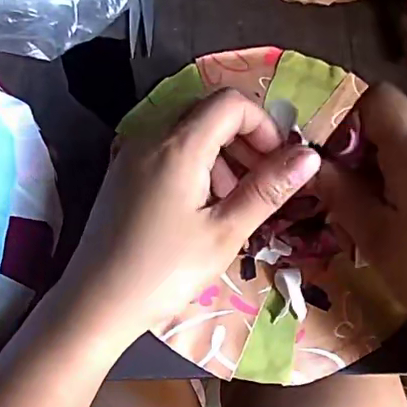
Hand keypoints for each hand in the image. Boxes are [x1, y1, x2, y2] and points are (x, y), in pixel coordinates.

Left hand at [57, 88, 320, 345]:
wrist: (96, 303)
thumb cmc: (166, 272)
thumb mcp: (225, 233)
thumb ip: (267, 189)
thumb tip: (310, 156)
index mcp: (179, 146)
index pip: (232, 103)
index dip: (265, 126)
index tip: (279, 165)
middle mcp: (151, 138)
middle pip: (209, 113)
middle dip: (245, 140)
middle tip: (262, 185)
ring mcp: (131, 155)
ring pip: (188, 132)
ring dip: (221, 154)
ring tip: (232, 203)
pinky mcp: (121, 175)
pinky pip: (166, 151)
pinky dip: (195, 165)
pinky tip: (200, 208)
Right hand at [313, 84, 406, 354]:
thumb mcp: (377, 238)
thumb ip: (341, 193)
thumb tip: (312, 166)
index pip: (378, 98)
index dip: (347, 121)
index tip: (332, 162)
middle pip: (396, 125)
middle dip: (363, 153)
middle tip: (344, 198)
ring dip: (385, 172)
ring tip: (374, 220)